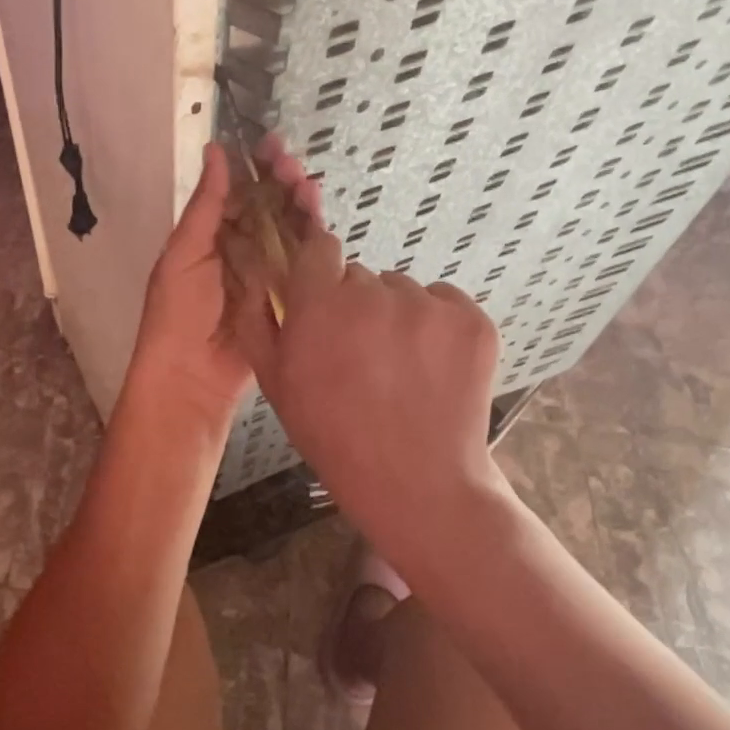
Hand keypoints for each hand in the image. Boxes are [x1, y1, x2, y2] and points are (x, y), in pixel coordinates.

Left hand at [129, 140, 319, 426]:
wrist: (190, 379)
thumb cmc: (177, 313)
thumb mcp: (185, 253)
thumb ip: (205, 205)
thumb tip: (215, 150)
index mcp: (208, 239)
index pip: (236, 193)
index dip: (255, 168)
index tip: (272, 144)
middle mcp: (238, 253)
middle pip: (268, 208)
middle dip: (282, 183)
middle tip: (294, 166)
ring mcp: (264, 276)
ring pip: (289, 232)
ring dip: (300, 206)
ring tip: (308, 186)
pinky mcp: (287, 301)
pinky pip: (303, 266)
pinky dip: (314, 242)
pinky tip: (321, 220)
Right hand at [232, 219, 506, 562]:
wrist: (415, 481)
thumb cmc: (332, 434)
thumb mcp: (275, 384)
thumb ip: (257, 322)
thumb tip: (257, 277)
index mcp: (320, 305)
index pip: (320, 248)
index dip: (319, 272)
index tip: (322, 301)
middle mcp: (374, 293)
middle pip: (360, 276)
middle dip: (354, 304)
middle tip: (358, 353)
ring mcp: (428, 305)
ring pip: (402, 290)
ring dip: (396, 315)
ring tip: (397, 366)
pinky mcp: (472, 321)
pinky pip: (445, 302)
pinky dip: (437, 326)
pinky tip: (430, 366)